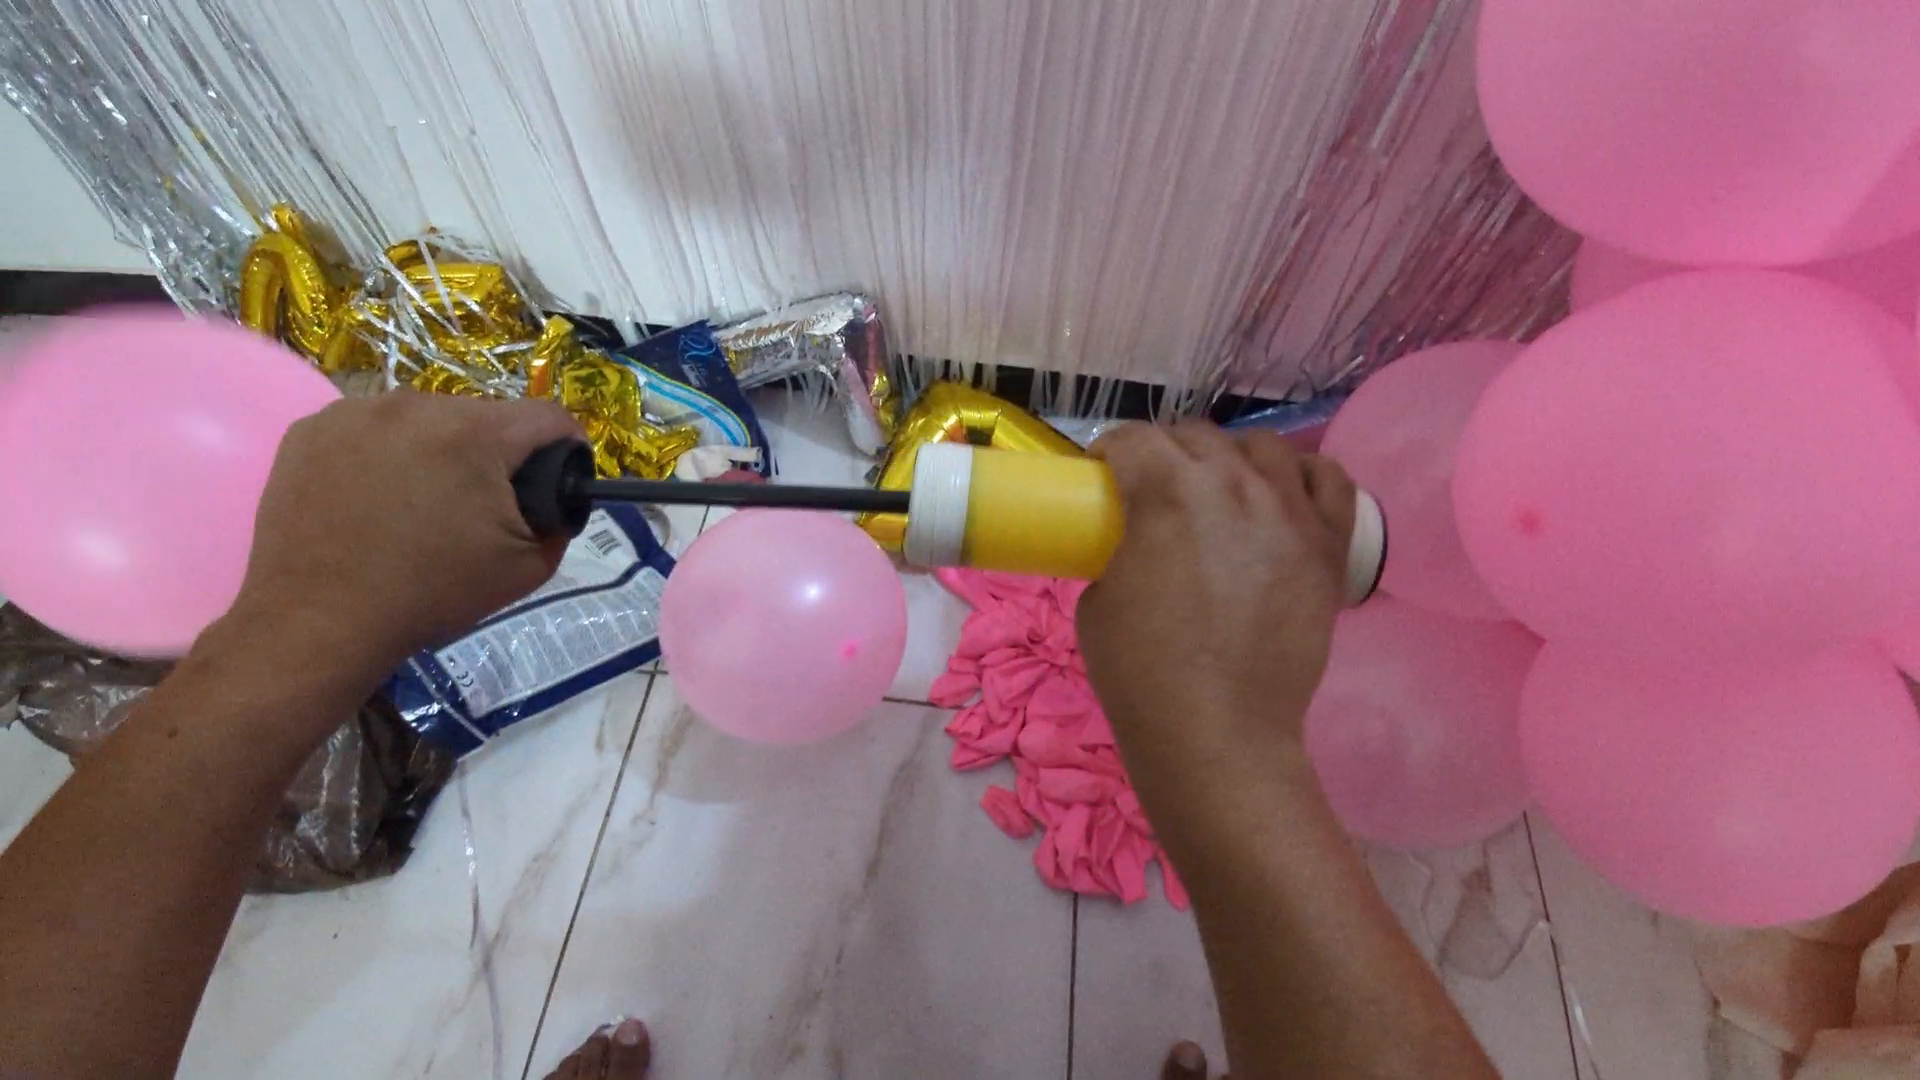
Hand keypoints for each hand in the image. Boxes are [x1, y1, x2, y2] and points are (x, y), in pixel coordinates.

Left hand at [212, 392, 582, 692]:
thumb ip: (560, 517)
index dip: (570, 447)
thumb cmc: (435, 592)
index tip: (561, 481)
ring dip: (446, 450)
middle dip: (500, 454)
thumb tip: (556, 497)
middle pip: (488, 416)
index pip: (549, 416)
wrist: (320, 621)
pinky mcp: (310, 429)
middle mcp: (414, 405)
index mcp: (474, 433)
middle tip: (486, 507)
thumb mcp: (531, 564)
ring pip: (431, 419)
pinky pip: (377, 428)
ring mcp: (354, 412)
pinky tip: (382, 497)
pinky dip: (393, 453)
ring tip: (429, 502)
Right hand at [1076, 422, 1355, 785]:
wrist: (1216, 732)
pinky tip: (1281, 494)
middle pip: (1195, 435)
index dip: (1110, 448)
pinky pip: (1329, 479)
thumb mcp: (1096, 600)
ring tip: (1218, 488)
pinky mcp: (1328, 546)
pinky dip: (1300, 475)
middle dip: (1163, 451)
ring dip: (1228, 457)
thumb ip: (1118, 551)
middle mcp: (1233, 486)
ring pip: (1261, 446)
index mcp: (1167, 495)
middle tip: (1151, 486)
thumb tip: (1136, 542)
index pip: (1134, 438)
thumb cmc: (1140, 671)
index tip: (1104, 471)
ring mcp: (1290, 513)